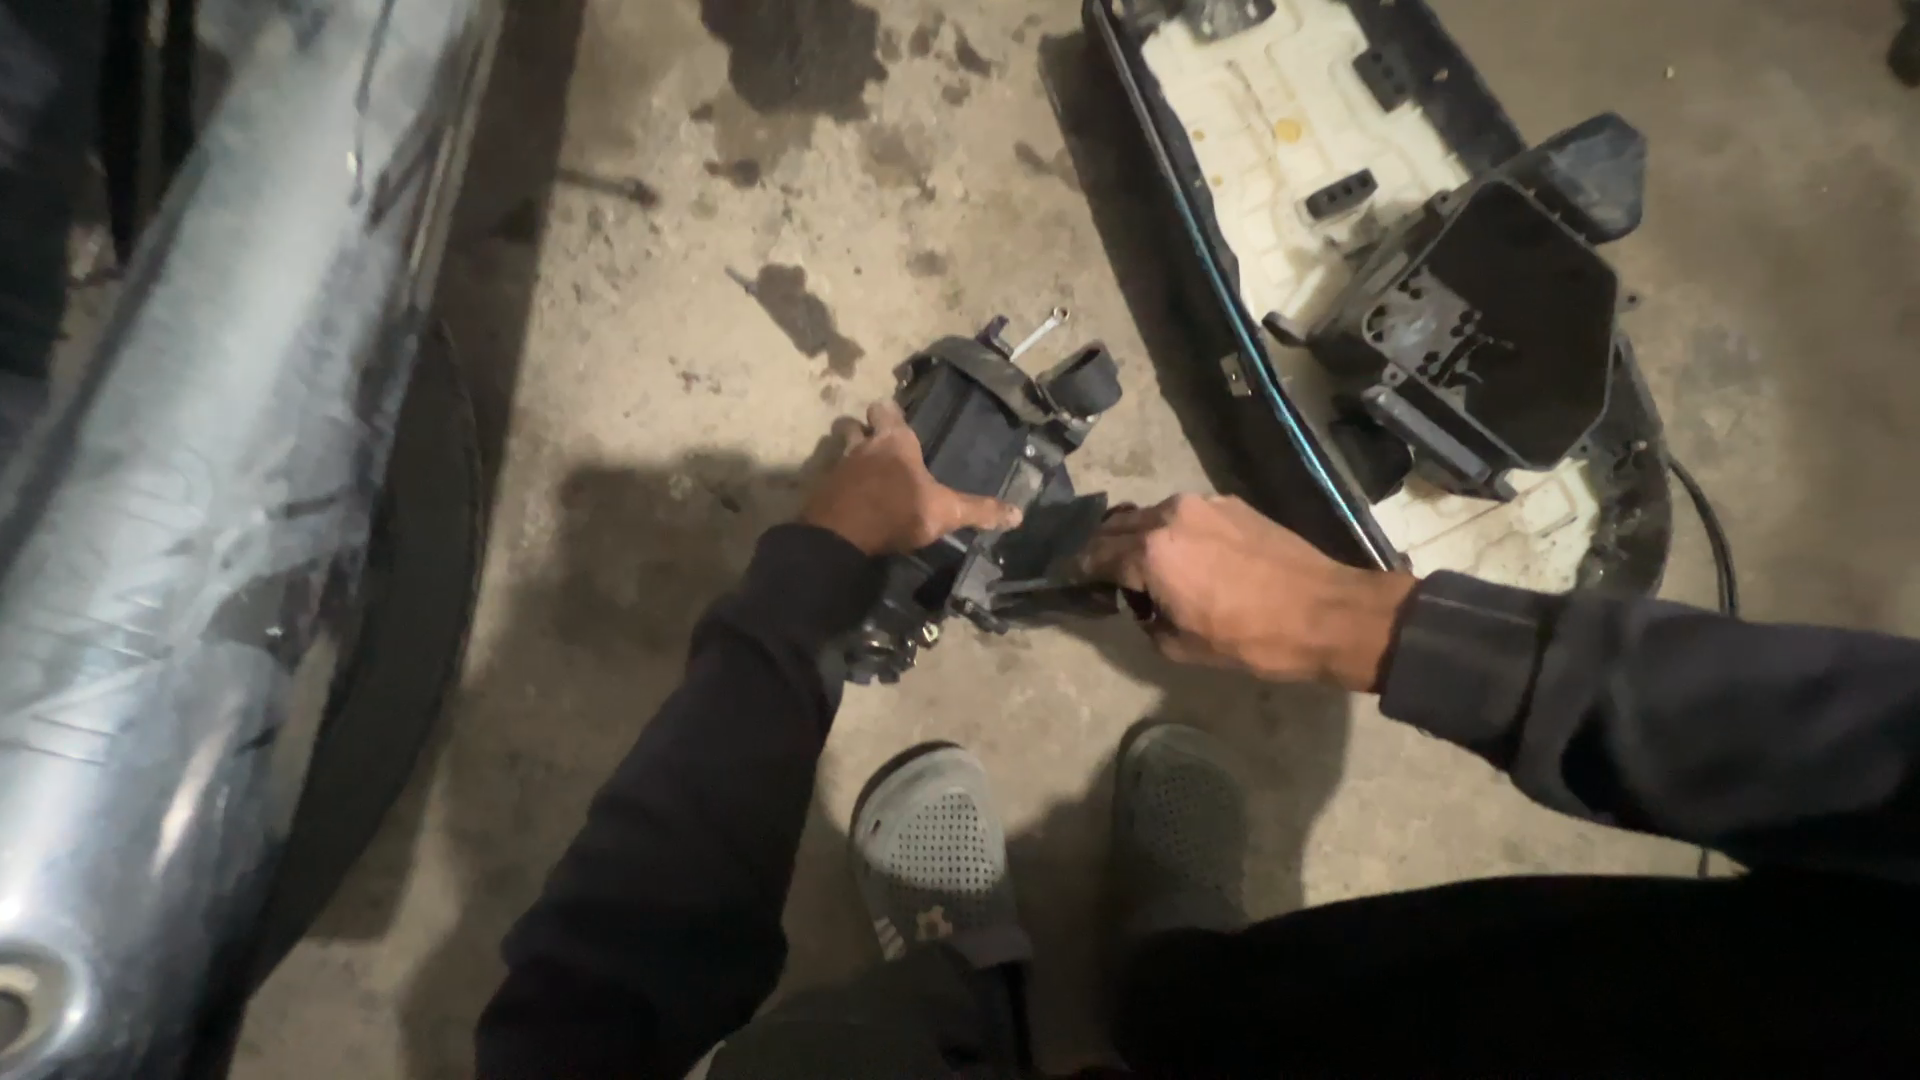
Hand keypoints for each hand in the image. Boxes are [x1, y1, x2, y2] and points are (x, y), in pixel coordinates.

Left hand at [801, 401, 1023, 555]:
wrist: (842, 536)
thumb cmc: (898, 512)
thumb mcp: (946, 512)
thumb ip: (979, 511)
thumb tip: (1019, 514)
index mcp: (895, 441)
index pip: (887, 409)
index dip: (890, 413)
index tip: (896, 420)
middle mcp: (864, 445)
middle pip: (855, 423)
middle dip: (863, 428)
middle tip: (876, 444)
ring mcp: (838, 466)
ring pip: (840, 447)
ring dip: (849, 453)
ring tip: (863, 470)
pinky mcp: (823, 489)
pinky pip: (831, 476)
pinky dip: (839, 483)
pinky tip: (850, 497)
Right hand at [1079, 495, 1415, 690]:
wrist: (1326, 612)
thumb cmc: (1250, 638)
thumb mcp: (1180, 646)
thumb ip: (1145, 618)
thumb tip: (1142, 602)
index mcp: (1151, 551)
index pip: (1095, 554)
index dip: (1078, 570)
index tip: (1073, 581)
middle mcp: (1168, 515)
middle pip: (1115, 526)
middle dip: (1102, 549)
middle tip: (1105, 575)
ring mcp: (1202, 503)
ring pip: (1149, 515)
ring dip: (1138, 537)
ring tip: (1149, 565)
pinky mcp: (1230, 503)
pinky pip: (1183, 514)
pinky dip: (1172, 532)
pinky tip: (1189, 556)